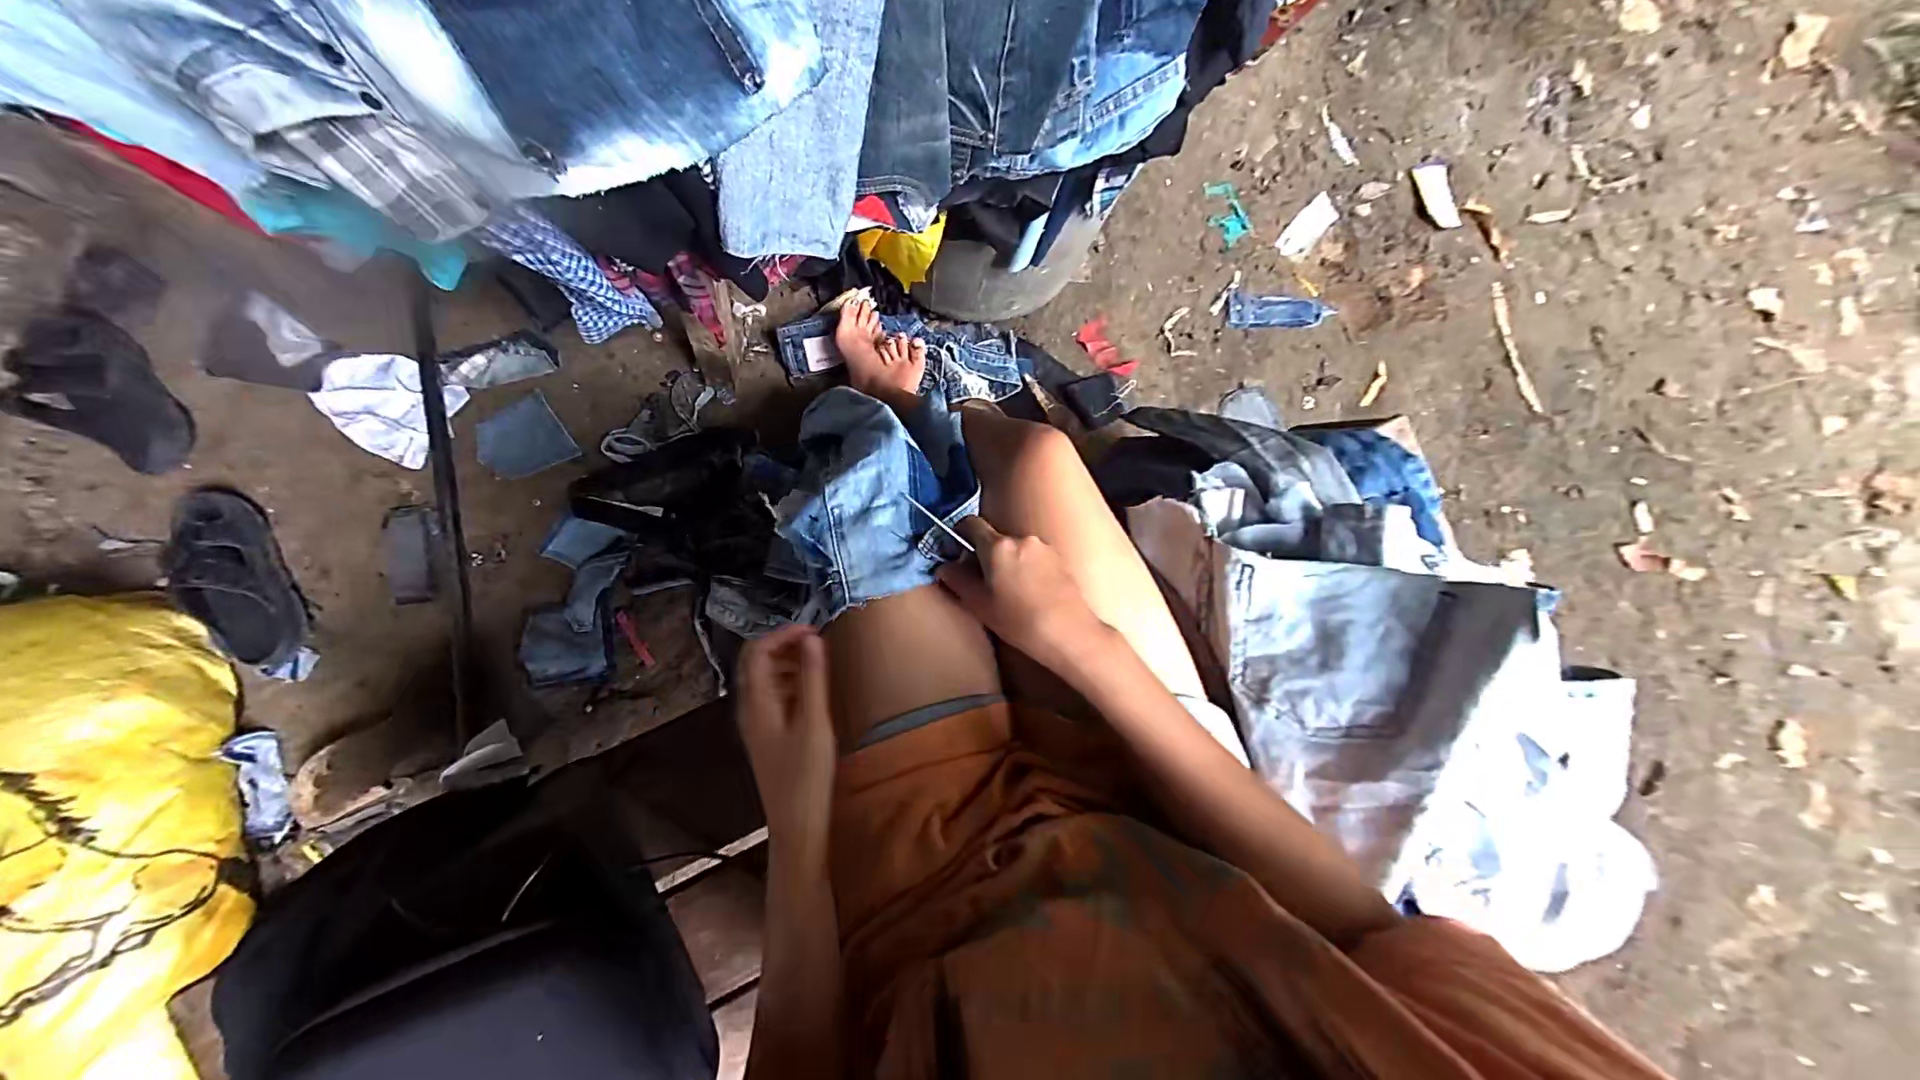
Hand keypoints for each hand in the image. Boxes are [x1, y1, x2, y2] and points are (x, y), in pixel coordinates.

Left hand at [734, 624, 835, 862]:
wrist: (796, 824)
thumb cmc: (805, 775)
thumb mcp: (814, 722)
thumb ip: (813, 678)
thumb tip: (813, 638)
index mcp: (756, 702)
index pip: (756, 651)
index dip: (782, 634)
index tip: (813, 631)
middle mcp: (750, 708)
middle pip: (758, 662)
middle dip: (785, 645)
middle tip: (818, 643)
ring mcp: (758, 721)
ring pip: (767, 678)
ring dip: (790, 663)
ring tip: (820, 661)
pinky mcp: (769, 733)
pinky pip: (775, 695)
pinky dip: (793, 682)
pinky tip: (815, 689)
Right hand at [935, 517, 1110, 672]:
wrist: (1068, 633)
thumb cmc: (1020, 621)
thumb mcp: (979, 604)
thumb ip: (957, 580)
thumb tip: (945, 567)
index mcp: (998, 546)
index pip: (971, 524)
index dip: (959, 533)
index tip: (956, 548)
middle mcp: (1022, 539)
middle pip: (995, 539)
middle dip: (985, 556)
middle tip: (981, 582)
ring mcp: (1044, 548)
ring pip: (1015, 549)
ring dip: (1007, 563)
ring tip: (1008, 593)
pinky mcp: (1059, 560)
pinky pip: (1033, 558)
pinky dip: (1026, 569)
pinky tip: (1028, 594)